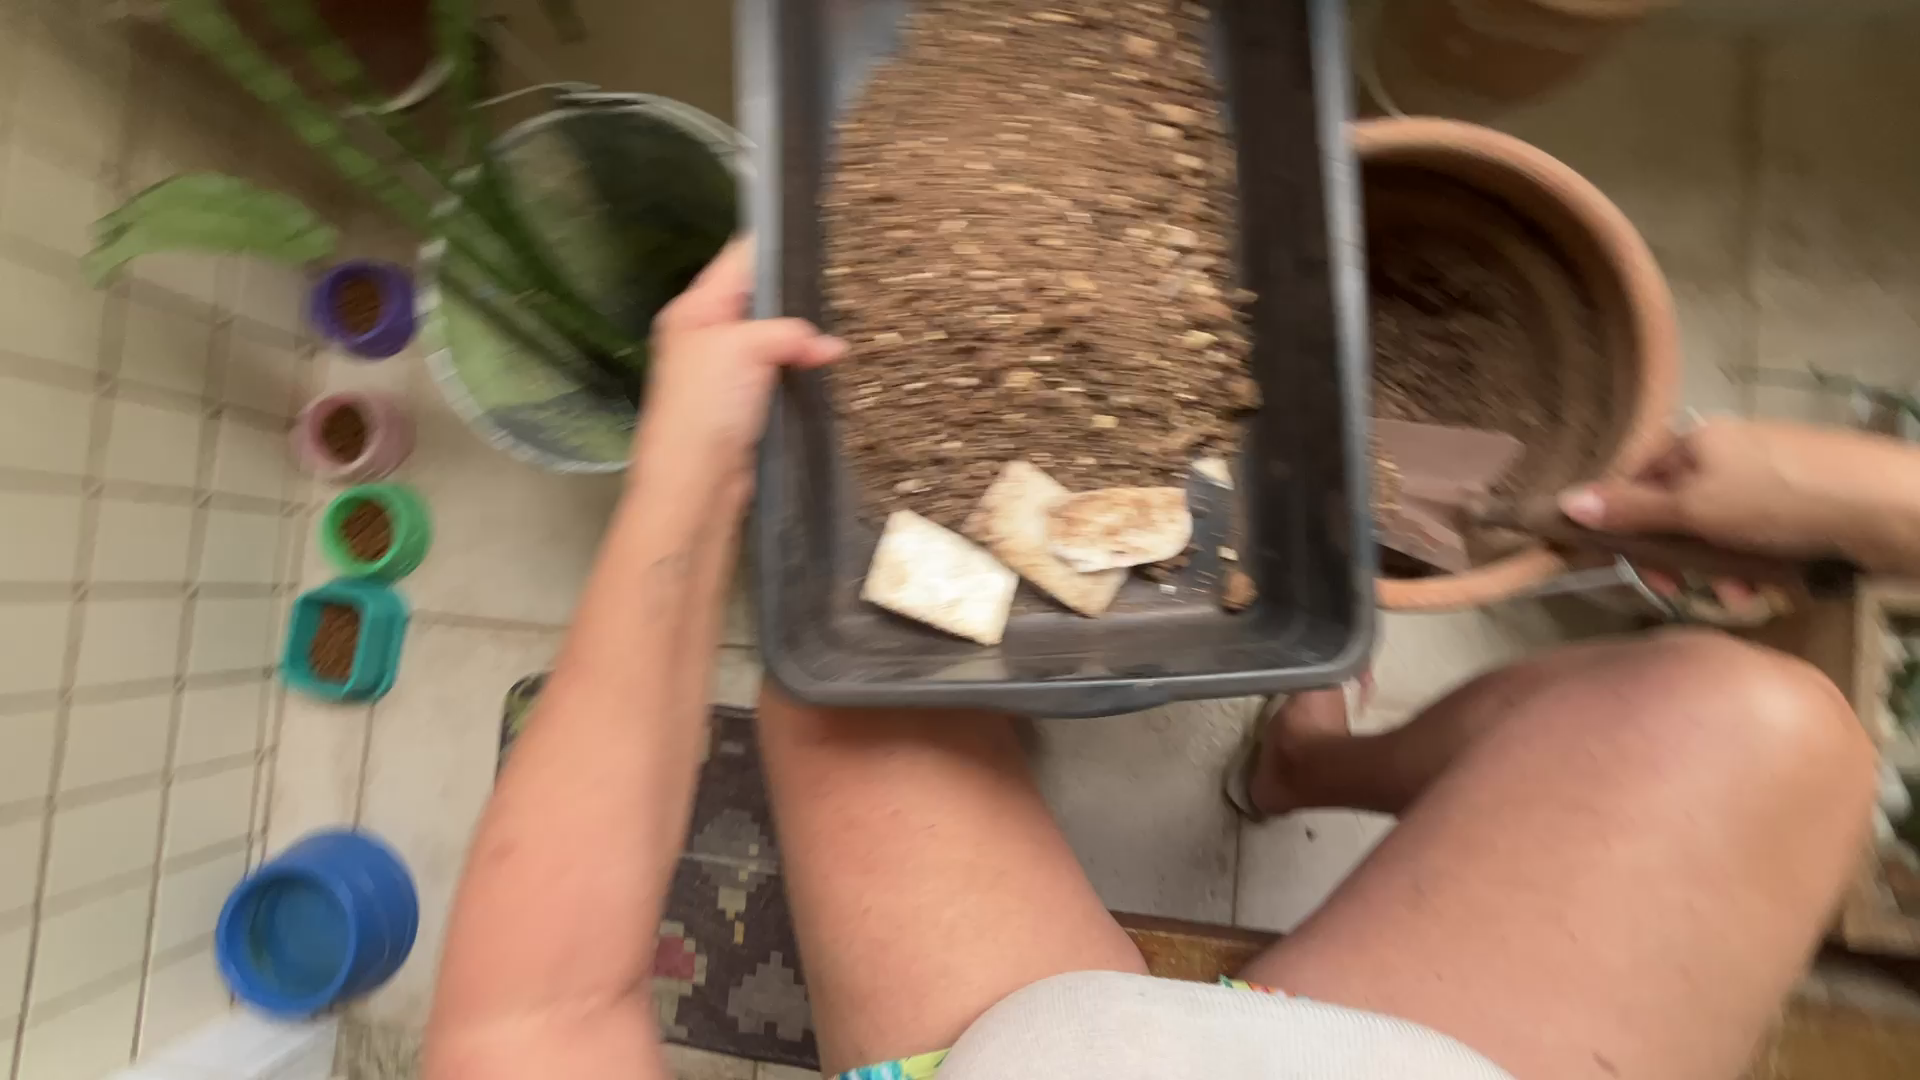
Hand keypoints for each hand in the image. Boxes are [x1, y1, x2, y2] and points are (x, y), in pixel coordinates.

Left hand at [633, 238, 845, 480]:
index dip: (772, 247)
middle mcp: (709, 335)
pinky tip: (826, 364)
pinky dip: (801, 368)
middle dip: (795, 297)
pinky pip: (779, 373)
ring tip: (840, 321)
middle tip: (837, 282)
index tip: (812, 235)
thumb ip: (787, 334)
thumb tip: (830, 346)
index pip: (736, 262)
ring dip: (802, 338)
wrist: (696, 481)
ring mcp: (728, 371)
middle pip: (758, 302)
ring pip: (773, 339)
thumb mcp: (742, 349)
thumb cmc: (705, 406)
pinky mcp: (746, 403)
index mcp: (694, 311)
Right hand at [1558, 418, 1911, 572]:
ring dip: (1719, 566)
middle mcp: (1733, 449)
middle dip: (1676, 553)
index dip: (1623, 522)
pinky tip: (1772, 584)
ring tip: (1741, 595)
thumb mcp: (1694, 509)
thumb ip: (1628, 509)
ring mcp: (1777, 472)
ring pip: (1720, 525)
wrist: (1912, 510)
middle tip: (1681, 589)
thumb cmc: (1788, 502)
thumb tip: (1561, 501)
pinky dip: (1759, 559)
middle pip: (1676, 507)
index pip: (1634, 479)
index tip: (1628, 562)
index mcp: (1700, 439)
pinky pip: (1763, 531)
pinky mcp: (1816, 497)